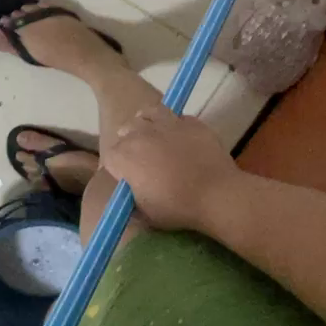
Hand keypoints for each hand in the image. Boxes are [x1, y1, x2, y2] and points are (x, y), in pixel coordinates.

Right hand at [102, 104, 246, 231]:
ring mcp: (168, 124)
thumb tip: (130, 193)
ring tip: (153, 133)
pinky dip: (175, 125)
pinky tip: (180, 136)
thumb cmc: (176, 207)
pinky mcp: (192, 123)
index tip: (125, 178)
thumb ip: (132, 198)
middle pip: (126, 130)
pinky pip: (177, 117)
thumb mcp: (144, 212)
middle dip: (128, 141)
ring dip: (147, 122)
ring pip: (149, 112)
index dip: (116, 167)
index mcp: (124, 157)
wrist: (216, 194)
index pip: (110, 157)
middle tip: (139, 157)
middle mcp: (141, 135)